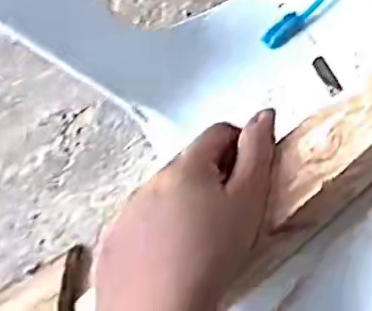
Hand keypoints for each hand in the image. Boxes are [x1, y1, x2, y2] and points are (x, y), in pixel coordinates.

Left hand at [94, 111, 276, 310]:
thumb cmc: (211, 256)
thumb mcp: (252, 194)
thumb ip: (259, 147)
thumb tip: (263, 117)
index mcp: (183, 169)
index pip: (218, 131)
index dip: (241, 143)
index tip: (249, 169)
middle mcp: (146, 187)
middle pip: (190, 160)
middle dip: (213, 172)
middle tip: (231, 202)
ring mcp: (121, 219)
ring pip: (165, 190)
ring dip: (186, 198)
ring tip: (203, 229)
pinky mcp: (108, 247)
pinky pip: (141, 219)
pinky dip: (160, 225)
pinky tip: (176, 247)